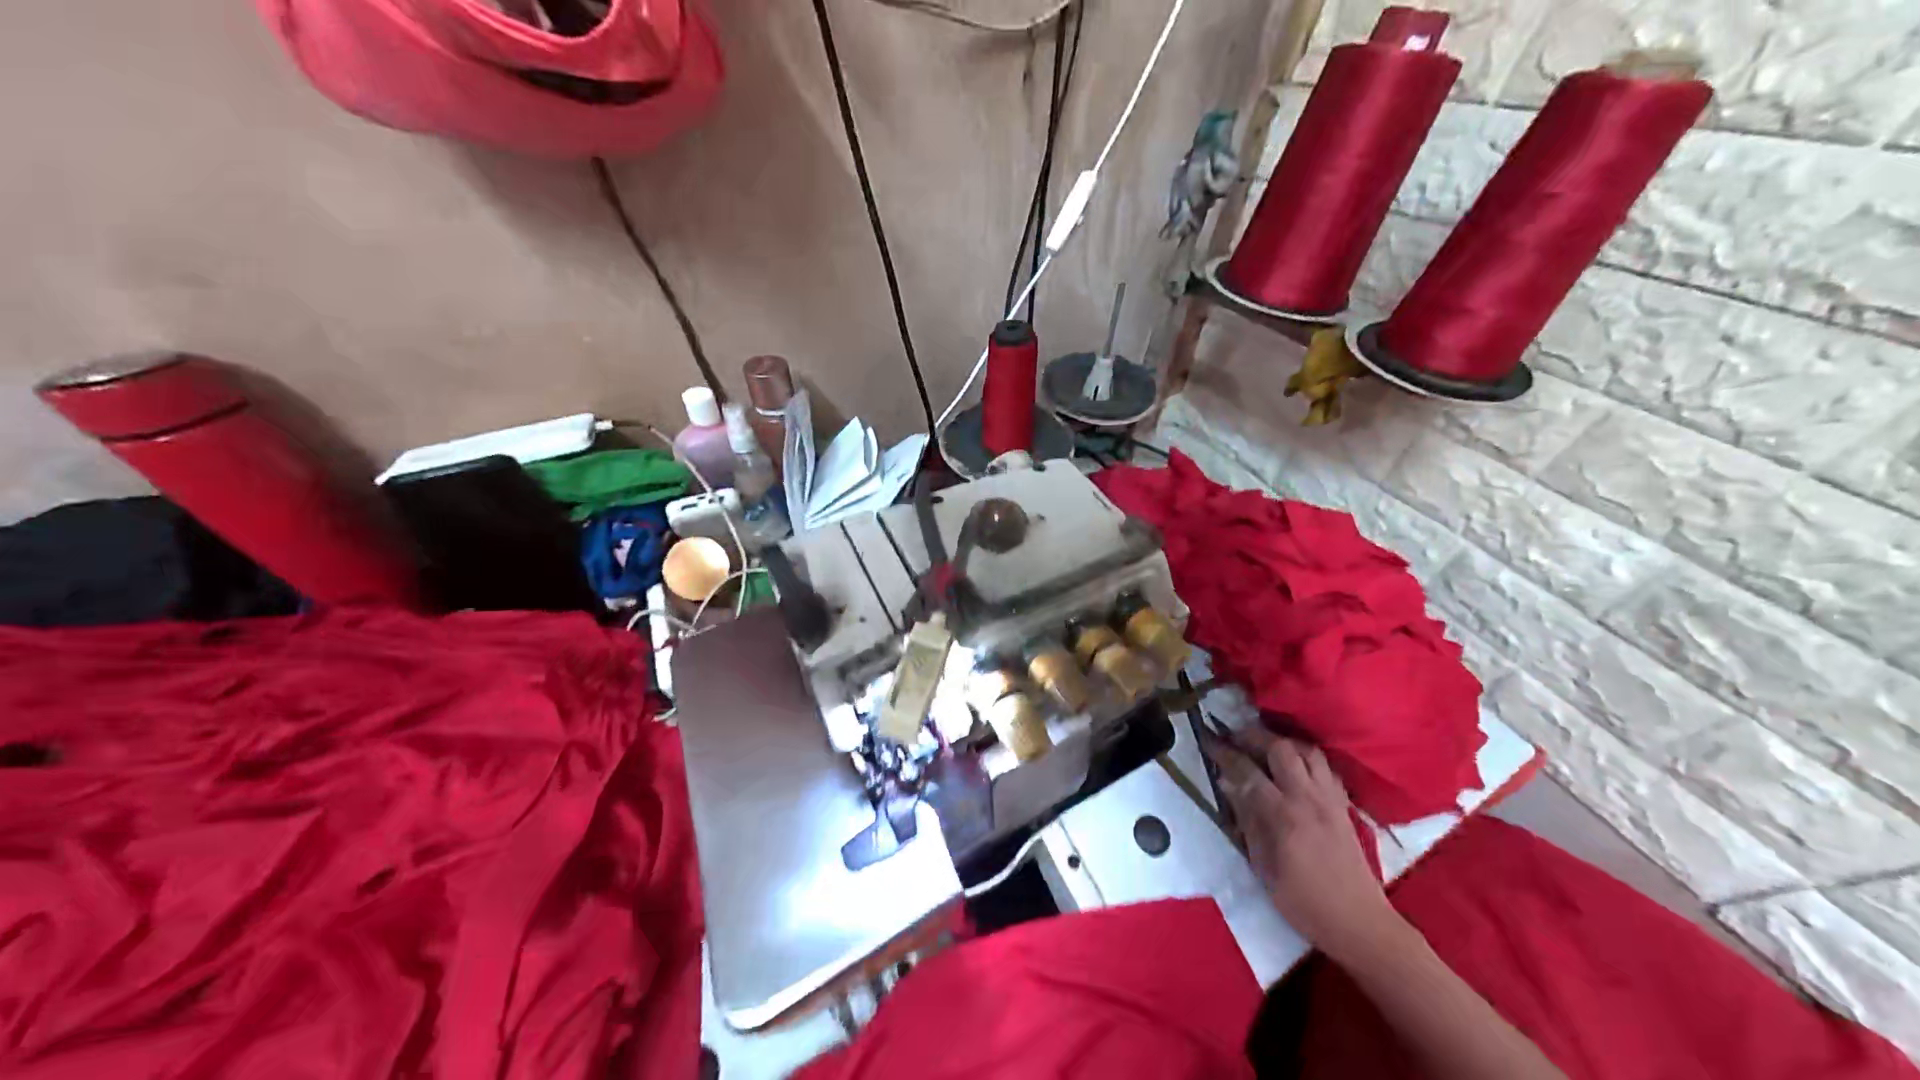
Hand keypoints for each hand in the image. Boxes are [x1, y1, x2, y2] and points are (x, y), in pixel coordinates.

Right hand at [1202, 727, 1401, 959]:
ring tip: (1264, 746)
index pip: (1247, 770)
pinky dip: (1306, 759)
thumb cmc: (1303, 901)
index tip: (1208, 741)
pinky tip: (1295, 767)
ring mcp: (1329, 799)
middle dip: (1253, 736)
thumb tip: (1228, 787)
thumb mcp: (1263, 866)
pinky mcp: (1343, 805)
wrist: (1358, 922)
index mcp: (1282, 815)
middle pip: (1280, 748)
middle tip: (1234, 737)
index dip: (1224, 752)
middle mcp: (1307, 798)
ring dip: (1282, 743)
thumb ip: (1247, 822)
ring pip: (1307, 751)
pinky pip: (1325, 768)